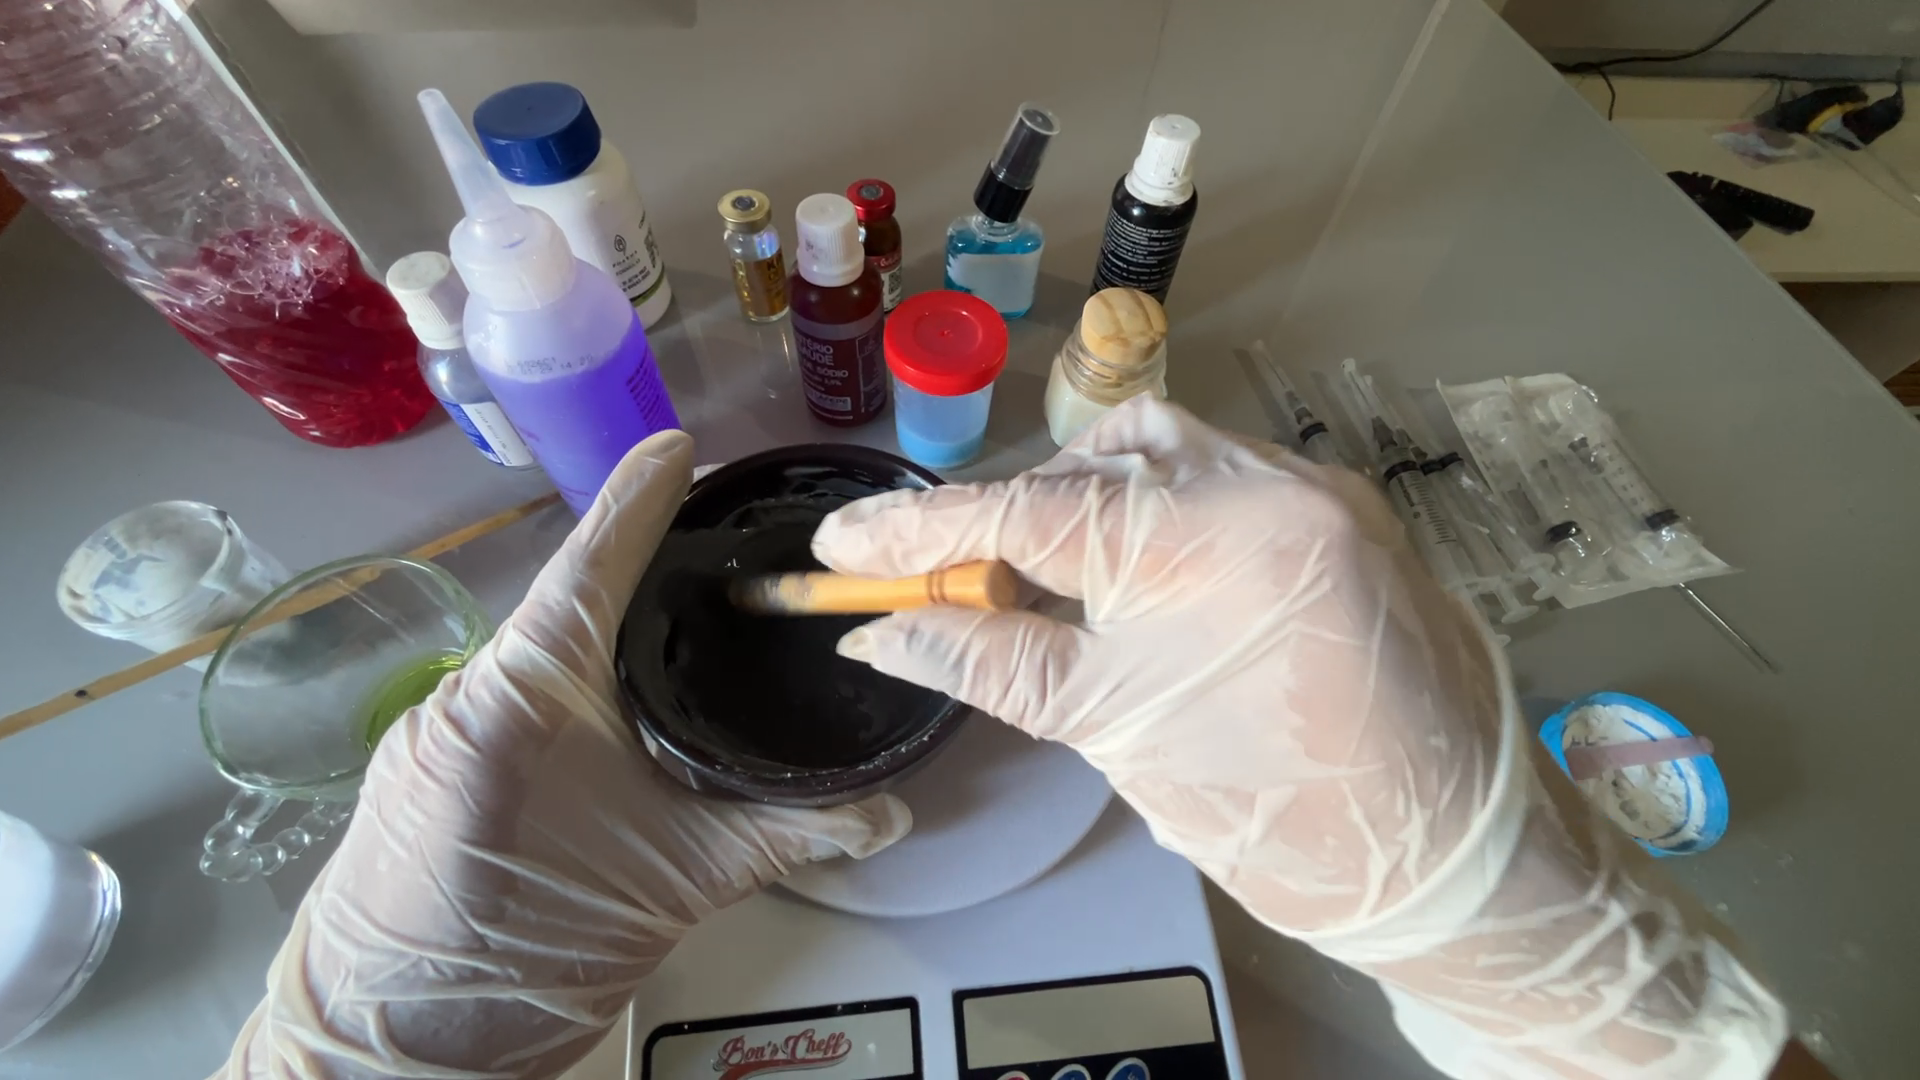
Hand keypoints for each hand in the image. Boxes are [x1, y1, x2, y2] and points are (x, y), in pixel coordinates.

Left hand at [218, 431, 910, 1079]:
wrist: (401, 1051)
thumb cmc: (527, 952)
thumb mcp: (674, 882)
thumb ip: (787, 832)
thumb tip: (892, 812)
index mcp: (527, 695)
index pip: (592, 568)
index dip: (637, 499)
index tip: (681, 444)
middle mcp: (490, 688)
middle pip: (579, 590)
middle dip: (647, 541)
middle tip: (725, 514)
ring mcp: (463, 717)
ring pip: (560, 635)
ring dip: (624, 597)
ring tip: (700, 572)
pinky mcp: (458, 750)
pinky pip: (542, 674)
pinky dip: (598, 647)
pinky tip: (645, 656)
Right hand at [814, 397, 1784, 1078]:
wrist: (1456, 858)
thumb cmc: (1276, 816)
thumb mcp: (1111, 731)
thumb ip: (988, 662)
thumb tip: (882, 630)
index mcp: (1211, 541)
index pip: (1025, 516)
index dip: (920, 532)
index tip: (843, 544)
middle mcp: (1265, 480)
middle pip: (1086, 461)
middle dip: (1004, 514)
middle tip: (952, 573)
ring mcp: (1306, 483)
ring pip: (1148, 451)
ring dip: (1076, 501)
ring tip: (1044, 575)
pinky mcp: (1329, 504)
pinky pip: (1205, 473)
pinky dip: (1142, 509)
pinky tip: (1127, 569)